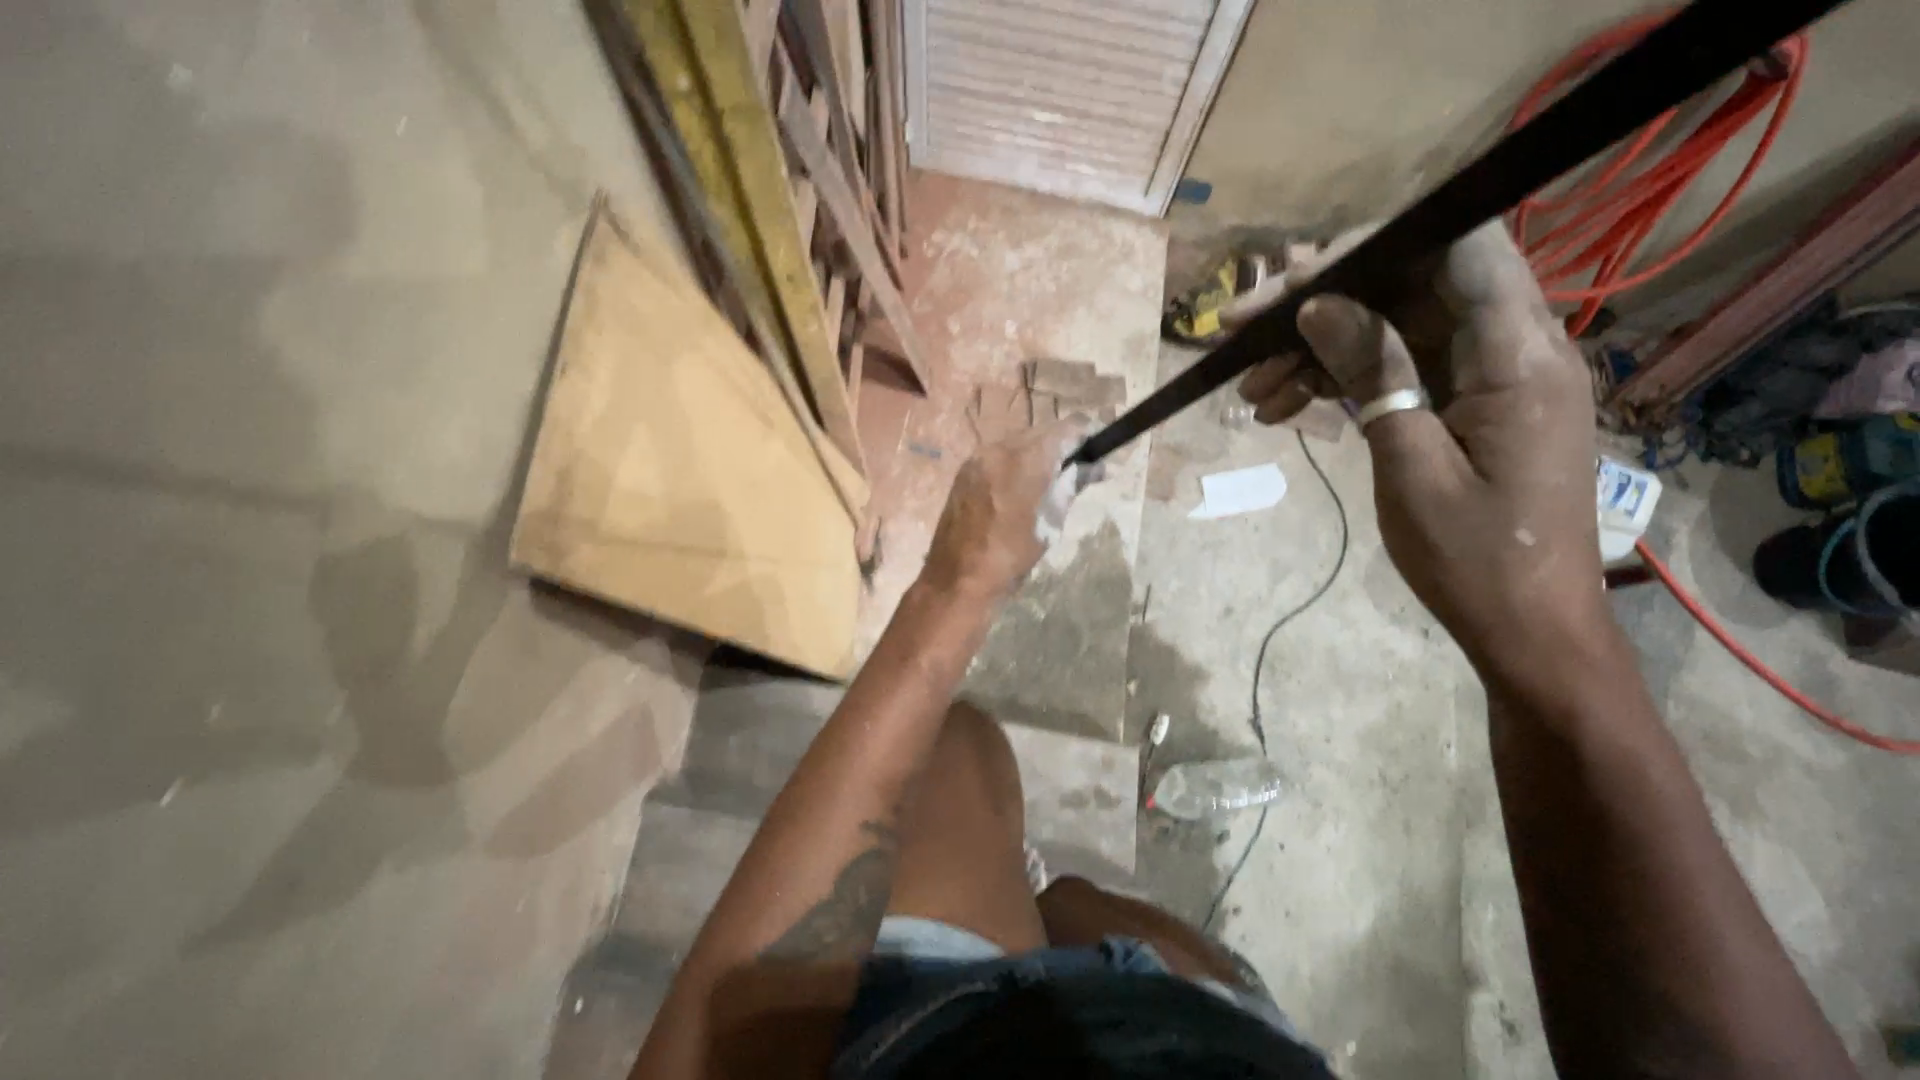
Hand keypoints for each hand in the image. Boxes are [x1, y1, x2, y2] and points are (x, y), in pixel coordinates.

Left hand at [921, 418, 1093, 602]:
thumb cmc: (1012, 555)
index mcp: (1026, 459)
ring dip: (1038, 453)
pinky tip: (1023, 484)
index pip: (1066, 429)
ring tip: (1051, 478)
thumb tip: (1094, 467)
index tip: (1099, 445)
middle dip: (1062, 444)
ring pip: (1018, 442)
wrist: (958, 577)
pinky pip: (998, 454)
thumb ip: (1071, 486)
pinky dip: (1016, 462)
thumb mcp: (1051, 522)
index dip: (1086, 434)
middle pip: (1041, 432)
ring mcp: (978, 457)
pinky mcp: (965, 470)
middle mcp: (1000, 448)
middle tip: (1079, 466)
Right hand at [1234, 222, 1606, 666]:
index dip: (1371, 247)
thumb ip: (1374, 374)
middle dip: (1322, 303)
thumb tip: (1318, 306)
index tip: (1293, 278)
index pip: (1457, 247)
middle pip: (1411, 286)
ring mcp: (1492, 377)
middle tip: (1240, 332)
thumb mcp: (1410, 467)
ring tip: (1250, 390)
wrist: (1530, 631)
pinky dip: (1345, 384)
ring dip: (1320, 350)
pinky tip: (1283, 409)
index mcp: (1517, 355)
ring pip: (1396, 329)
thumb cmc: (1475, 560)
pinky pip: (1404, 370)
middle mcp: (1515, 347)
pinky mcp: (1472, 405)